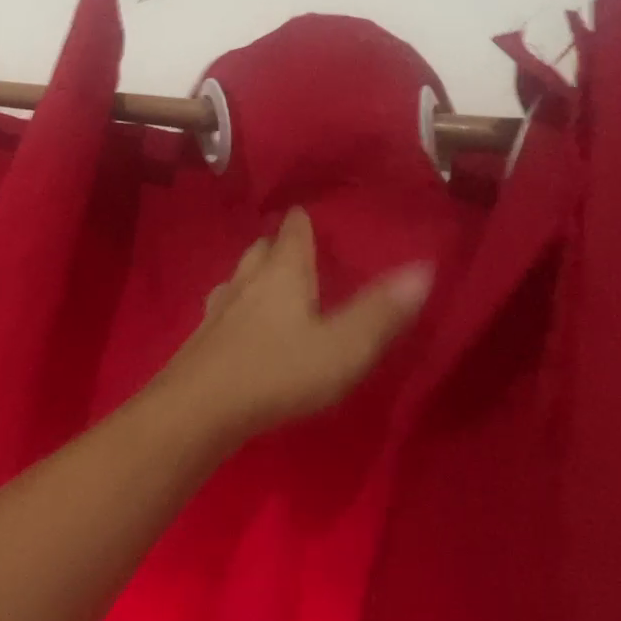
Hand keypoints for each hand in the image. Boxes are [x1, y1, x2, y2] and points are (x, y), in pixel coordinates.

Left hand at [147, 208, 433, 449]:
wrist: (197, 409)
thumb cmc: (277, 373)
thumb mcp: (343, 347)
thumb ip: (380, 311)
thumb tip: (422, 266)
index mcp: (281, 276)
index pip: (292, 236)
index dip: (300, 223)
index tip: (303, 211)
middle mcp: (244, 285)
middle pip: (258, 254)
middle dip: (274, 246)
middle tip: (288, 245)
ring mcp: (216, 312)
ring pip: (236, 281)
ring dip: (251, 276)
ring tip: (264, 279)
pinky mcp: (200, 341)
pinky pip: (222, 311)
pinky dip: (235, 307)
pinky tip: (236, 323)